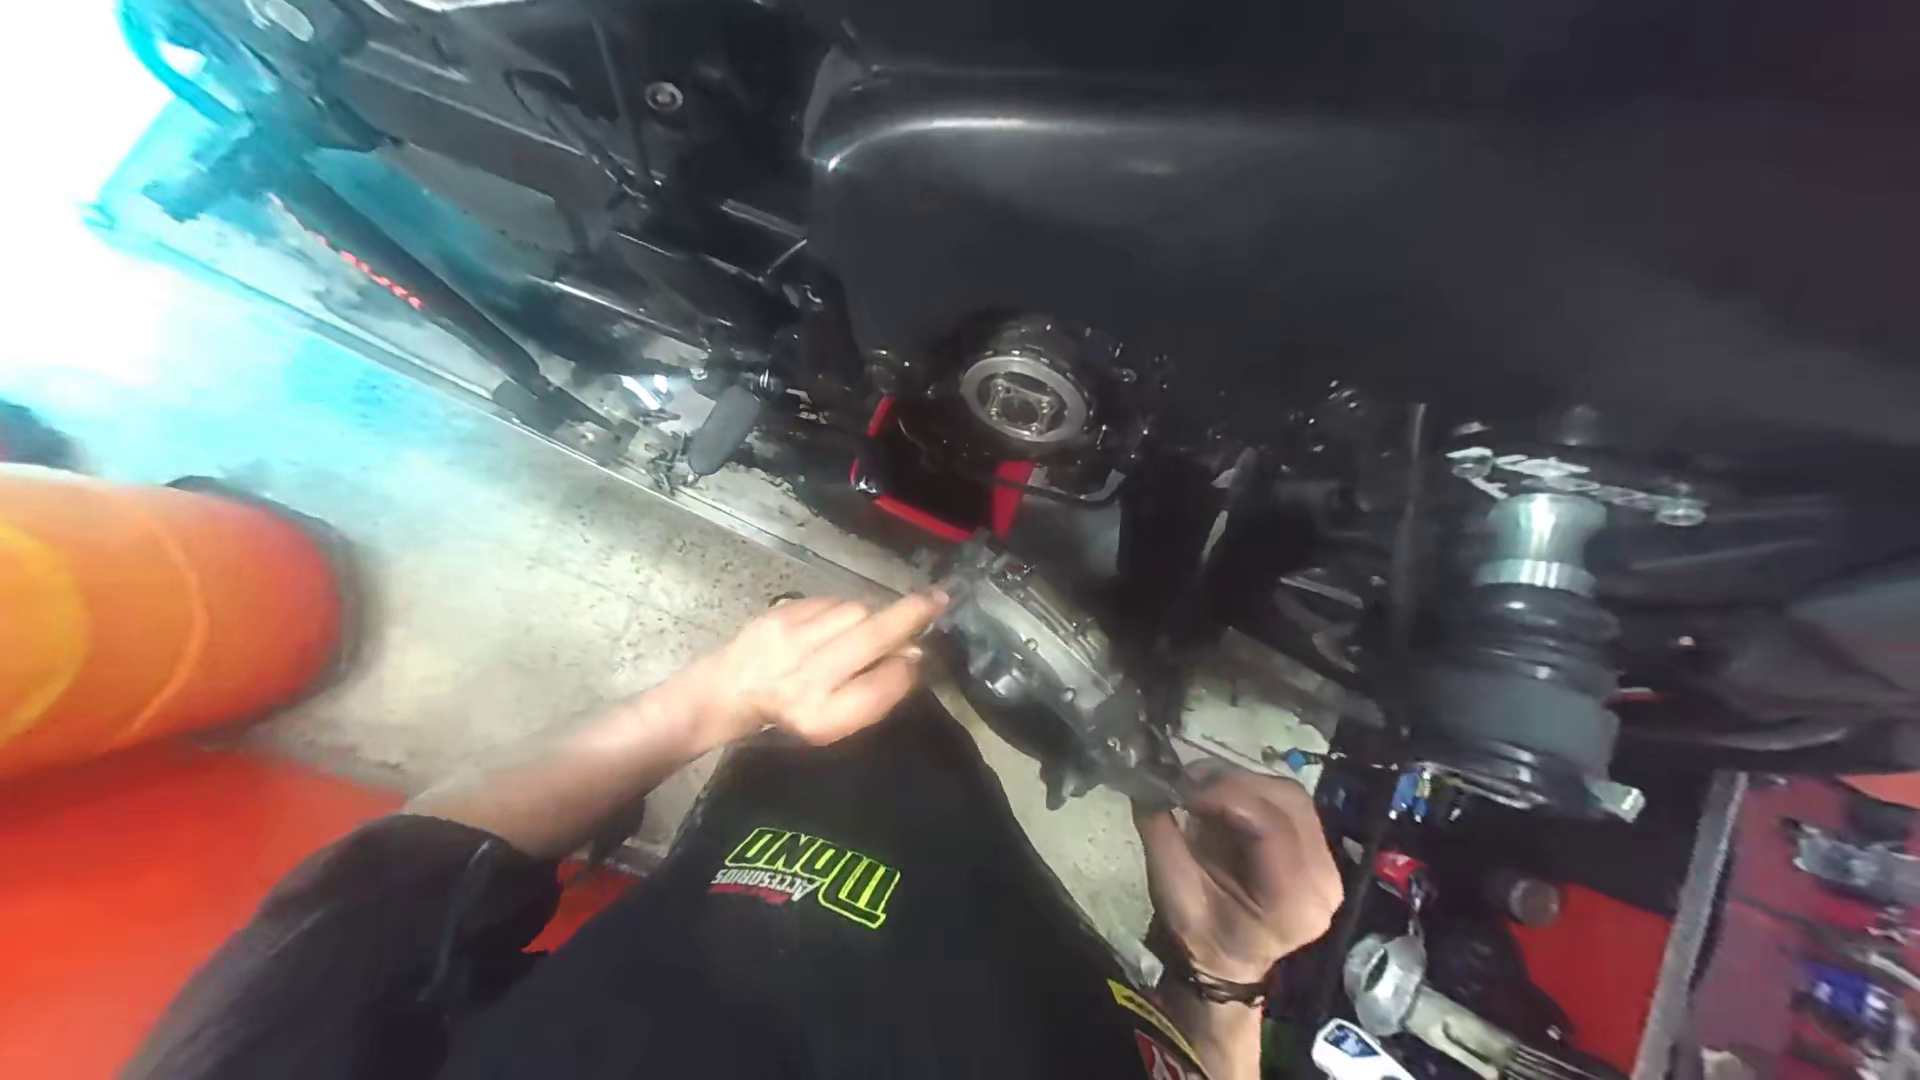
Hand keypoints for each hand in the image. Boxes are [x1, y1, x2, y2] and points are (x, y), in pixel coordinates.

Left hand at [658, 591, 947, 750]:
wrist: (730, 689)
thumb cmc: (791, 712)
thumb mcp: (834, 720)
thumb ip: (875, 691)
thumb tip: (913, 652)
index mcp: (821, 715)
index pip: (879, 687)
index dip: (907, 669)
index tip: (923, 655)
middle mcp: (804, 678)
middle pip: (870, 637)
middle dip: (910, 616)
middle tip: (939, 600)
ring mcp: (788, 640)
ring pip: (854, 611)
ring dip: (873, 615)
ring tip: (871, 625)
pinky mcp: (779, 613)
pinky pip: (831, 601)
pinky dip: (845, 609)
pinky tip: (839, 622)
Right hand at [1136, 768, 1343, 984]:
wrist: (1224, 957)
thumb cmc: (1198, 930)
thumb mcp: (1170, 886)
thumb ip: (1160, 830)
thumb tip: (1146, 778)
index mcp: (1292, 903)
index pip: (1271, 826)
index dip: (1225, 795)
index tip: (1182, 791)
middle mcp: (1322, 880)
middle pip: (1288, 800)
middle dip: (1233, 782)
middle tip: (1189, 783)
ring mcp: (1325, 863)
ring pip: (1288, 793)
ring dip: (1239, 781)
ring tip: (1200, 788)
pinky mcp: (1313, 848)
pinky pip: (1284, 800)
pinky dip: (1247, 789)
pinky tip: (1218, 798)